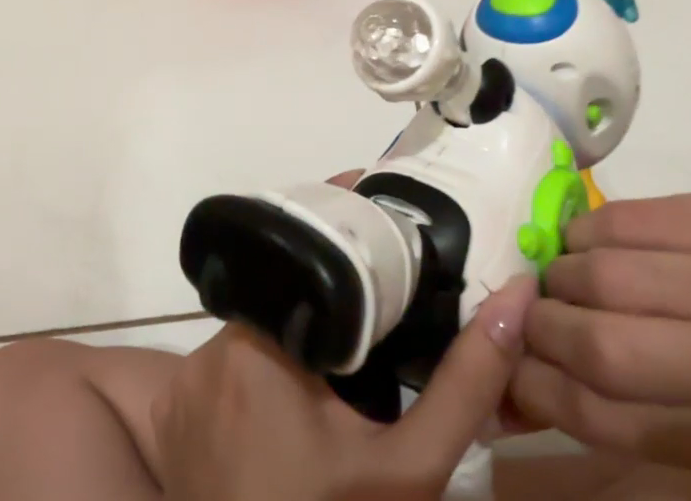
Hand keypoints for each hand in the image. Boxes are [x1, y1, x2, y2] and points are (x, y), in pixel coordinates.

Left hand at [154, 277, 535, 500]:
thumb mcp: (412, 468)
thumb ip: (465, 383)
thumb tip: (517, 296)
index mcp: (261, 347)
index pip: (317, 263)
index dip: (358, 240)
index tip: (395, 221)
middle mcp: (211, 350)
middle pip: (291, 294)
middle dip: (339, 291)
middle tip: (392, 290)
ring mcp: (185, 381)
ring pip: (263, 325)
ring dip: (306, 329)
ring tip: (359, 334)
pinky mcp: (173, 410)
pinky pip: (233, 359)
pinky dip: (272, 360)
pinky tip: (309, 382)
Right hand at [509, 194, 690, 487]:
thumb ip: (634, 421)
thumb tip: (528, 386)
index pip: (604, 405)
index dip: (535, 386)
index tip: (509, 369)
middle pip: (595, 331)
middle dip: (541, 326)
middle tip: (534, 320)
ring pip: (602, 262)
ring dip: (560, 273)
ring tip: (564, 281)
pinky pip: (632, 214)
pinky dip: (591, 232)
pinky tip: (593, 245)